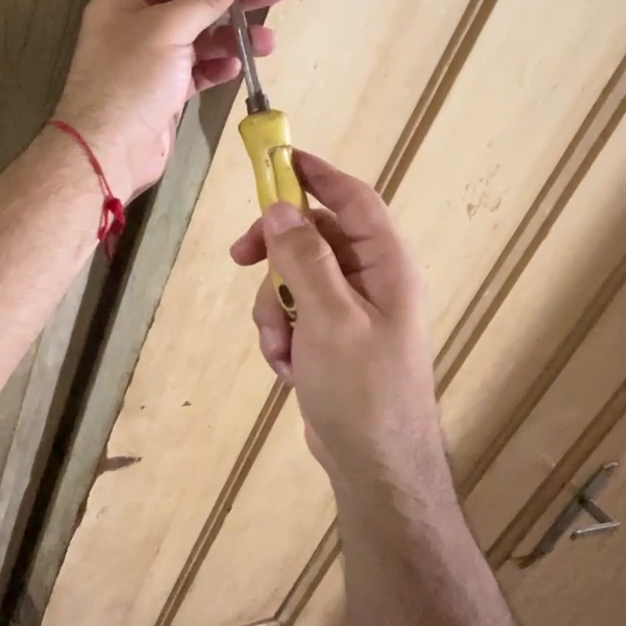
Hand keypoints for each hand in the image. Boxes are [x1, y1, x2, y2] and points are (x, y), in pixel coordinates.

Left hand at [54, 0, 286, 195]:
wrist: (107, 152)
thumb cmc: (130, 81)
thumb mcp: (168, 29)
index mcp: (126, 0)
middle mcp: (137, 26)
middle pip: (194, 1)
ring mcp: (151, 61)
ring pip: (200, 38)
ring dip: (234, 36)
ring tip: (269, 40)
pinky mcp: (164, 92)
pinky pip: (198, 70)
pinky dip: (218, 66)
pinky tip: (238, 66)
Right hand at [229, 153, 439, 478]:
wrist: (374, 465)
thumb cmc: (363, 388)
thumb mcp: (329, 317)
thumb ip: (304, 258)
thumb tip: (278, 208)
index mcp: (386, 265)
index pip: (353, 199)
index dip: (316, 174)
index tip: (276, 159)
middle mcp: (371, 280)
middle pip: (312, 236)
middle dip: (274, 253)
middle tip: (239, 258)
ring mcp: (350, 310)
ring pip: (293, 277)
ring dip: (274, 308)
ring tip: (280, 347)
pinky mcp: (331, 337)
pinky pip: (293, 313)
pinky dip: (281, 333)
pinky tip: (287, 366)